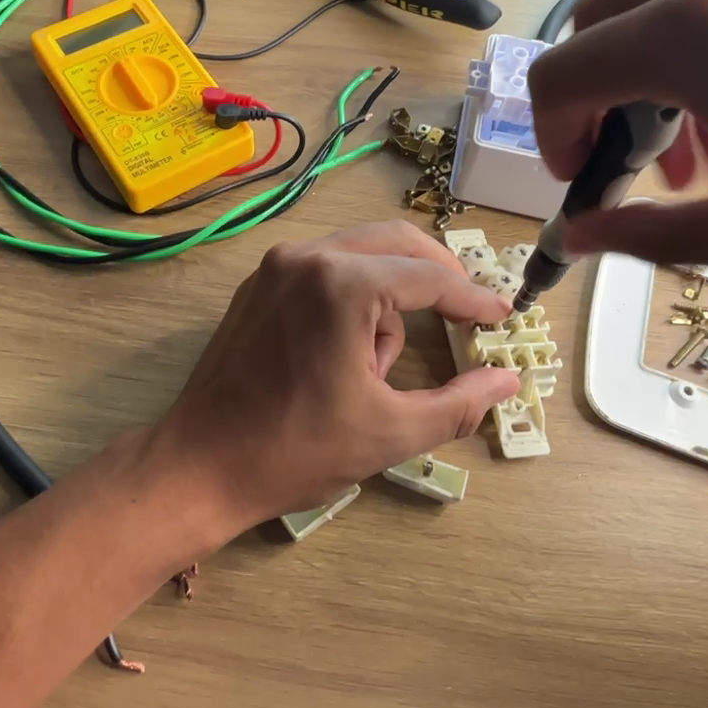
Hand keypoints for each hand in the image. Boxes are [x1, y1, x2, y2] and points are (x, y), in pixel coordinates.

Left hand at [147, 222, 517, 527]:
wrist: (200, 464)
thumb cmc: (296, 451)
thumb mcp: (389, 433)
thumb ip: (458, 404)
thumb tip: (507, 382)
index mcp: (342, 285)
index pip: (430, 278)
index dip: (472, 299)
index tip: (503, 315)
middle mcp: (307, 257)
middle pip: (396, 243)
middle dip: (437, 276)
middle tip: (465, 313)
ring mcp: (276, 266)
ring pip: (360, 254)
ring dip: (388, 295)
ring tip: (376, 368)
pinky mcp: (258, 283)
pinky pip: (324, 269)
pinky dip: (351, 295)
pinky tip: (345, 351)